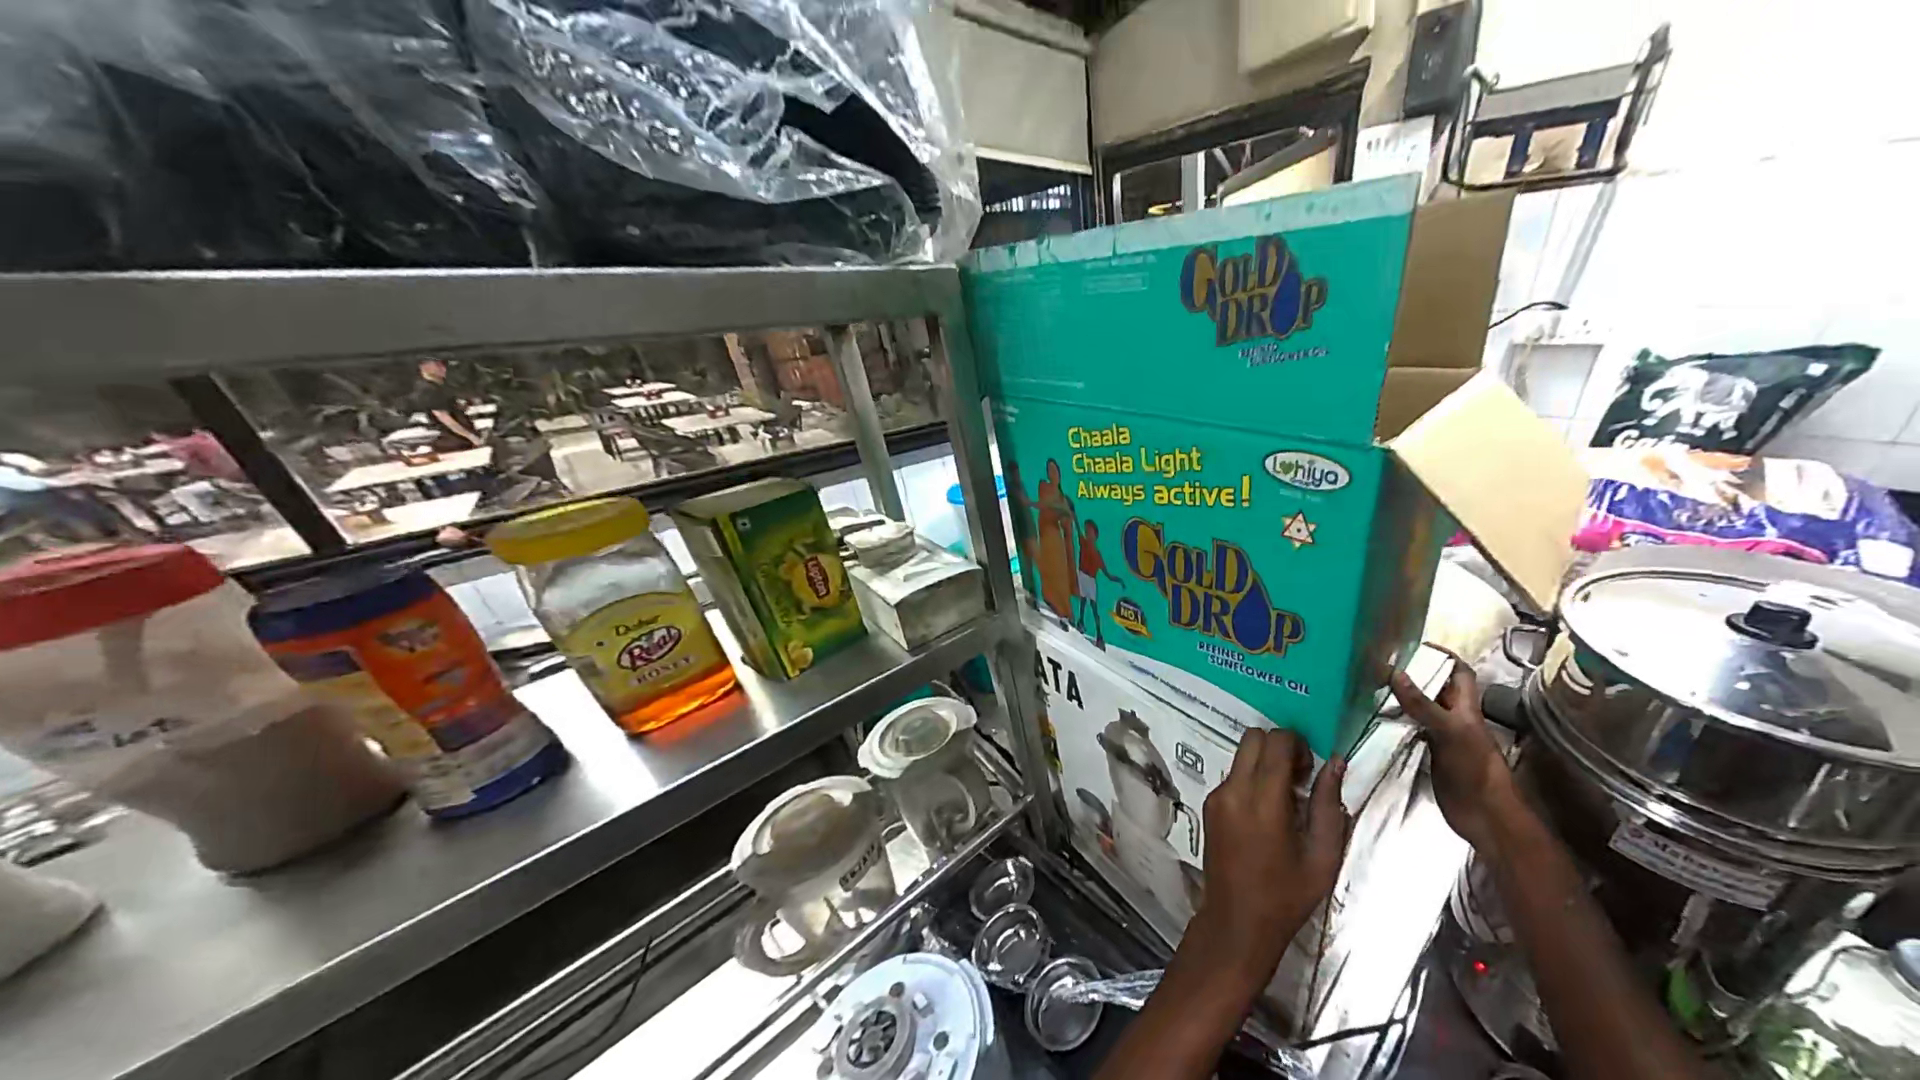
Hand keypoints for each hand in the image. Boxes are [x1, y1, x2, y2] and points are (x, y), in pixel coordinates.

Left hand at [1189, 729, 1347, 987]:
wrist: (1237, 919)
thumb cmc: (1286, 895)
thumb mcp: (1322, 856)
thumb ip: (1329, 806)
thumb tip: (1335, 763)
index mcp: (1262, 800)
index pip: (1275, 742)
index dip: (1297, 744)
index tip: (1310, 770)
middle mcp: (1233, 789)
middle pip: (1252, 737)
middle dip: (1278, 747)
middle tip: (1299, 778)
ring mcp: (1216, 795)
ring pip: (1239, 754)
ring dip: (1264, 762)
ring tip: (1286, 798)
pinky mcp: (1208, 804)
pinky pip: (1232, 775)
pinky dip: (1251, 778)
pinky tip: (1266, 811)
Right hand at [1388, 658, 1520, 854]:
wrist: (1485, 817)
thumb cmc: (1475, 770)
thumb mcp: (1450, 732)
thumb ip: (1423, 705)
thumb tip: (1395, 673)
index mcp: (1466, 708)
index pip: (1458, 672)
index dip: (1442, 656)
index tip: (1413, 644)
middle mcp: (1453, 719)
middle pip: (1434, 689)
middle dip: (1412, 675)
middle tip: (1378, 664)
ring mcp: (1439, 738)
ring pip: (1418, 710)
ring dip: (1398, 699)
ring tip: (1368, 686)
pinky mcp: (1427, 756)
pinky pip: (1407, 731)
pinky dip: (1392, 724)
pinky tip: (1372, 720)